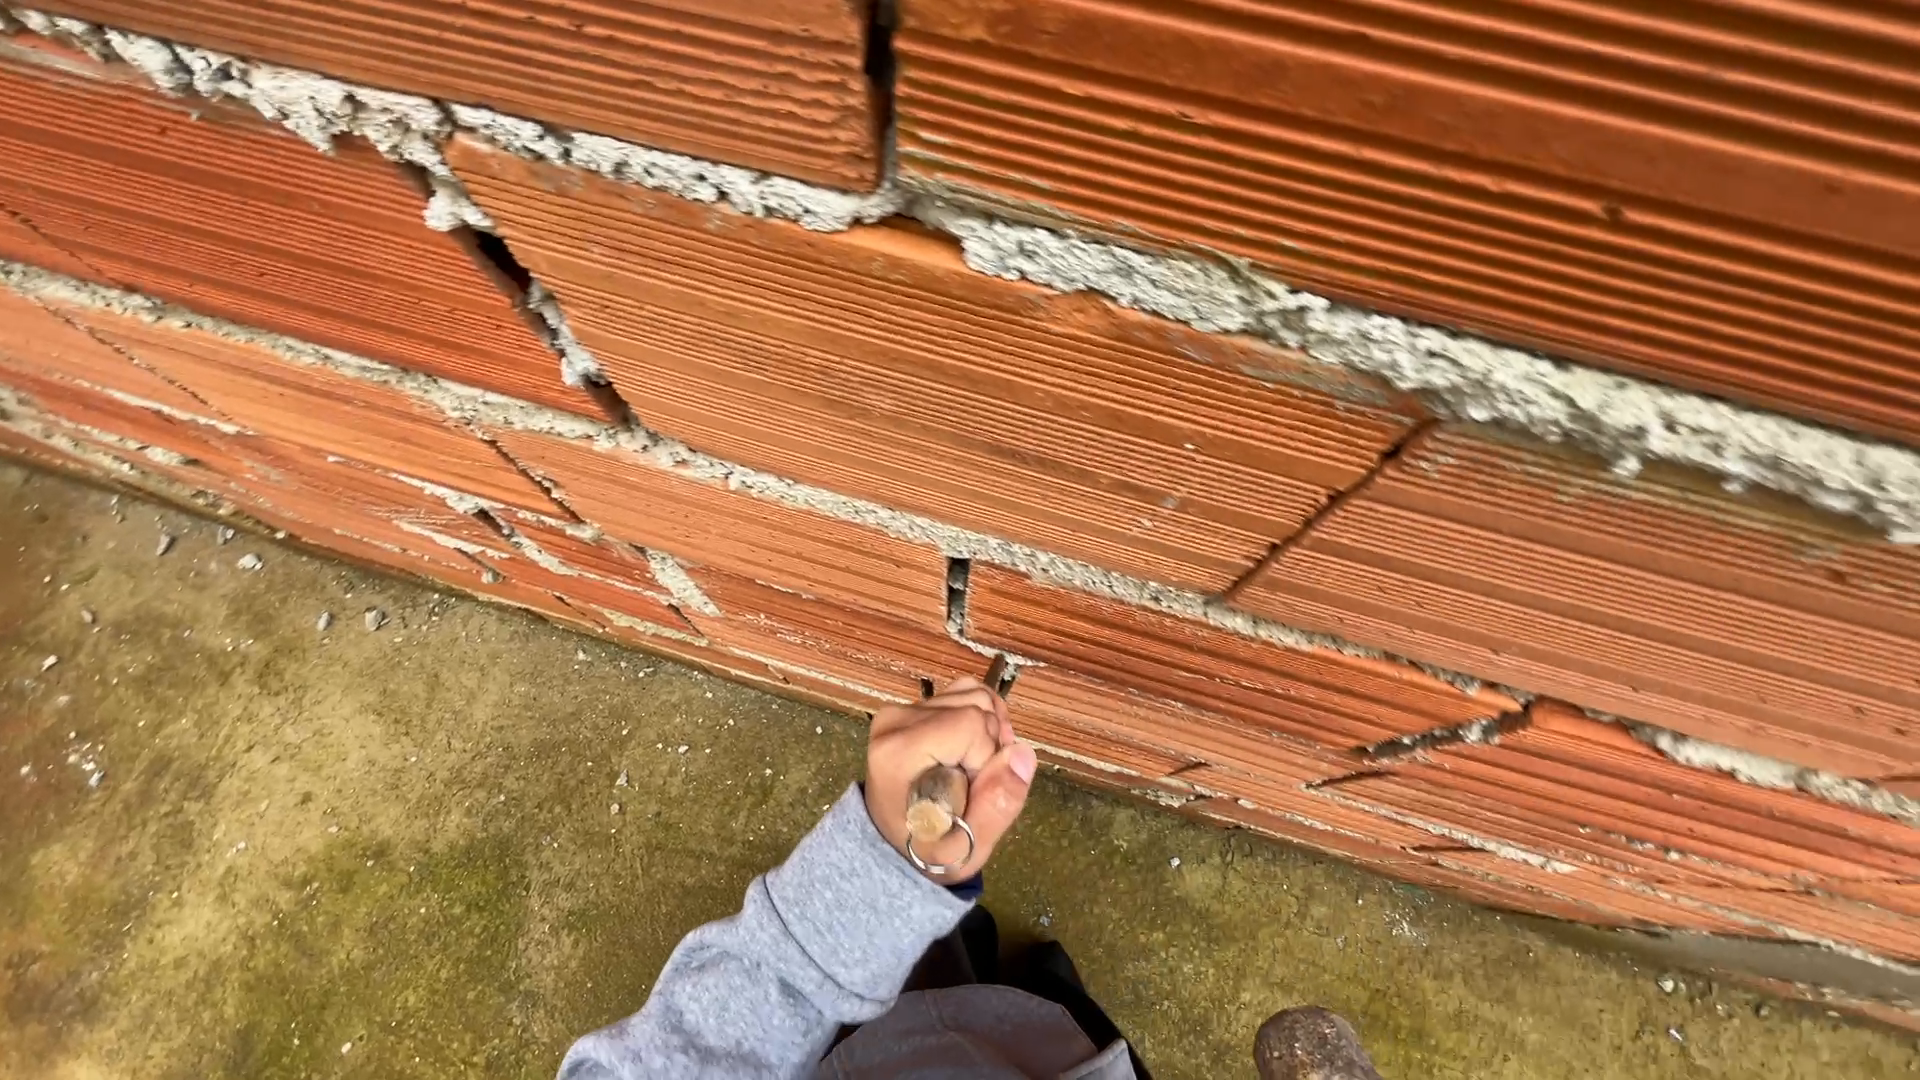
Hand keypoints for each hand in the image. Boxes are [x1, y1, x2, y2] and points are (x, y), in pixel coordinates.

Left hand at [865, 676, 1037, 882]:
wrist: (898, 840)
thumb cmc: (929, 848)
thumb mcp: (965, 850)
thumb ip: (996, 807)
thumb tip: (1022, 753)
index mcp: (898, 751)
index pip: (970, 724)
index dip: (985, 759)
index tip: (970, 792)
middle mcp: (896, 720)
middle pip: (976, 707)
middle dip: (990, 747)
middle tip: (972, 784)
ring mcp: (904, 708)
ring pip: (976, 696)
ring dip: (989, 732)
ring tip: (975, 767)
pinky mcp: (916, 704)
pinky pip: (968, 692)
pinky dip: (983, 716)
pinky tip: (976, 747)